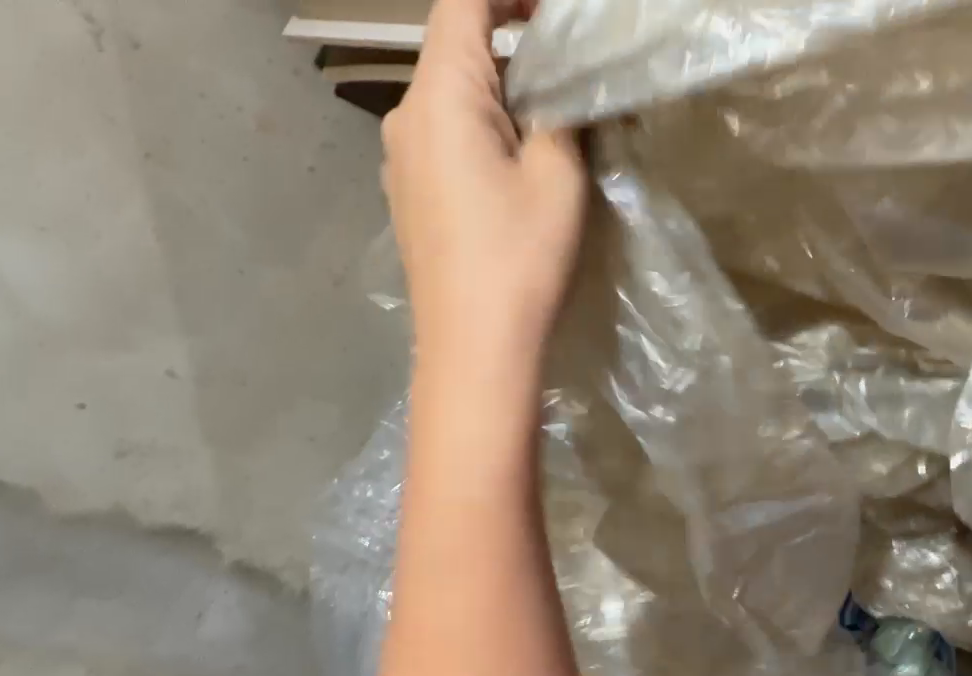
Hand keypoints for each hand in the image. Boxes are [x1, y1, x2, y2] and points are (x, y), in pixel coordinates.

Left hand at [383, 0, 585, 363]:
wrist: (473, 346)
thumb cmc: (518, 258)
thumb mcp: (558, 179)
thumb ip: (559, 117)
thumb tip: (559, 94)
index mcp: (439, 94)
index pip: (462, 3)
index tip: (555, 16)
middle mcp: (405, 115)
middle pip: (455, 51)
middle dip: (514, 53)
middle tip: (573, 86)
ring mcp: (399, 158)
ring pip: (451, 100)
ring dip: (500, 100)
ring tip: (550, 137)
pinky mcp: (408, 195)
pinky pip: (444, 140)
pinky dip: (481, 136)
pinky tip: (515, 177)